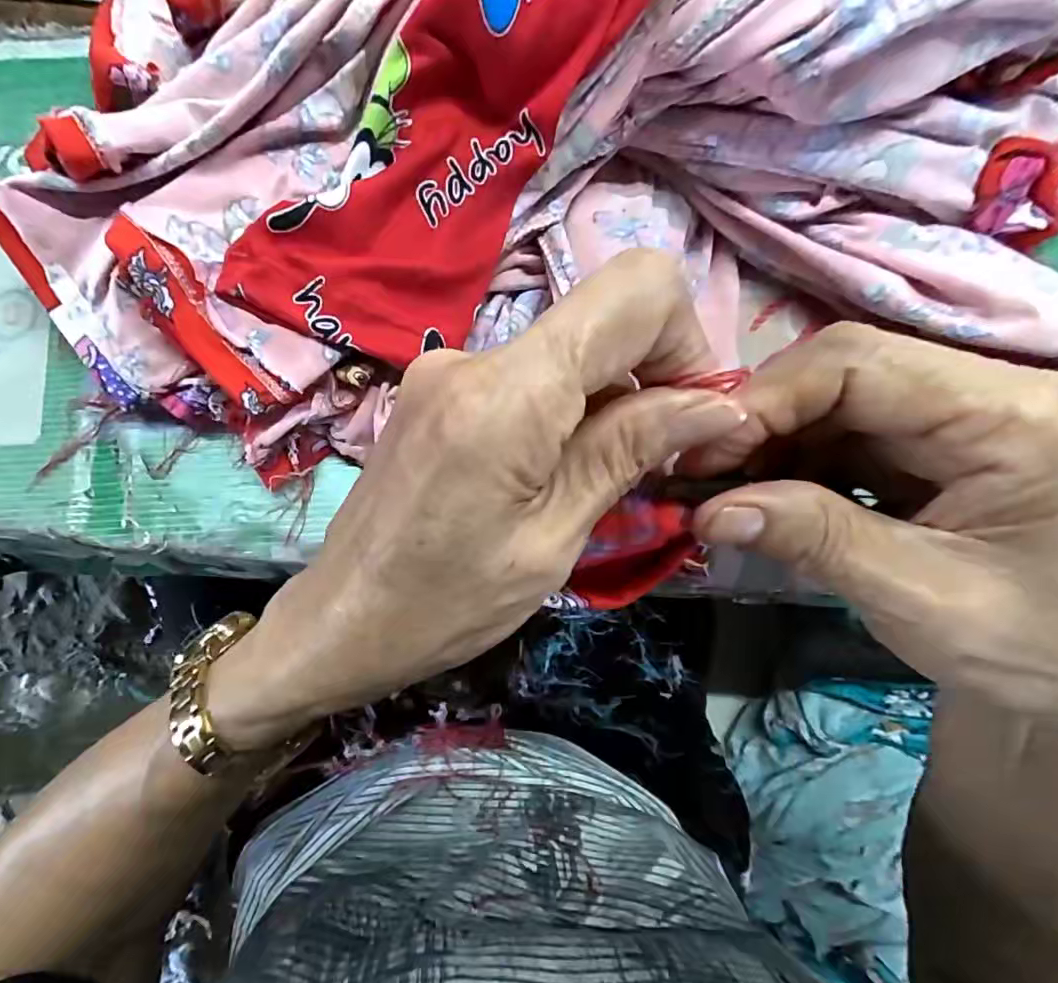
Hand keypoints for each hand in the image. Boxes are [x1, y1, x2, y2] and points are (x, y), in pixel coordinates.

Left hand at [207, 250, 747, 749]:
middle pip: (598, 318)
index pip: (636, 288)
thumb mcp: (550, 541)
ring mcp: (438, 371)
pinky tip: (536, 474)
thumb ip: (627, 453)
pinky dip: (550, 411)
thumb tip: (717, 404)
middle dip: (645, 378)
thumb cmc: (443, 604)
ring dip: (595, 402)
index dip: (685, 341)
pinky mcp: (426, 393)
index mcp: (506, 392)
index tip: (685, 419)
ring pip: (559, 351)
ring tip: (582, 483)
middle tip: (650, 465)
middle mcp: (467, 357)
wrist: (340, 620)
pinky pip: (516, 378)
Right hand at [685, 322, 1057, 750]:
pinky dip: (804, 467)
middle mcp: (1016, 395)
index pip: (863, 362)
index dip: (765, 400)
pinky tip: (775, 504)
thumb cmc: (1049, 658)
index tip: (699, 457)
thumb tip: (706, 511)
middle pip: (851, 374)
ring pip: (846, 403)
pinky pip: (861, 436)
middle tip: (701, 482)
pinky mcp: (963, 447)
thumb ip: (814, 540)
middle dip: (763, 425)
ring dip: (777, 448)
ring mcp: (989, 418)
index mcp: (1033, 418)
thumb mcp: (920, 601)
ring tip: (730, 499)